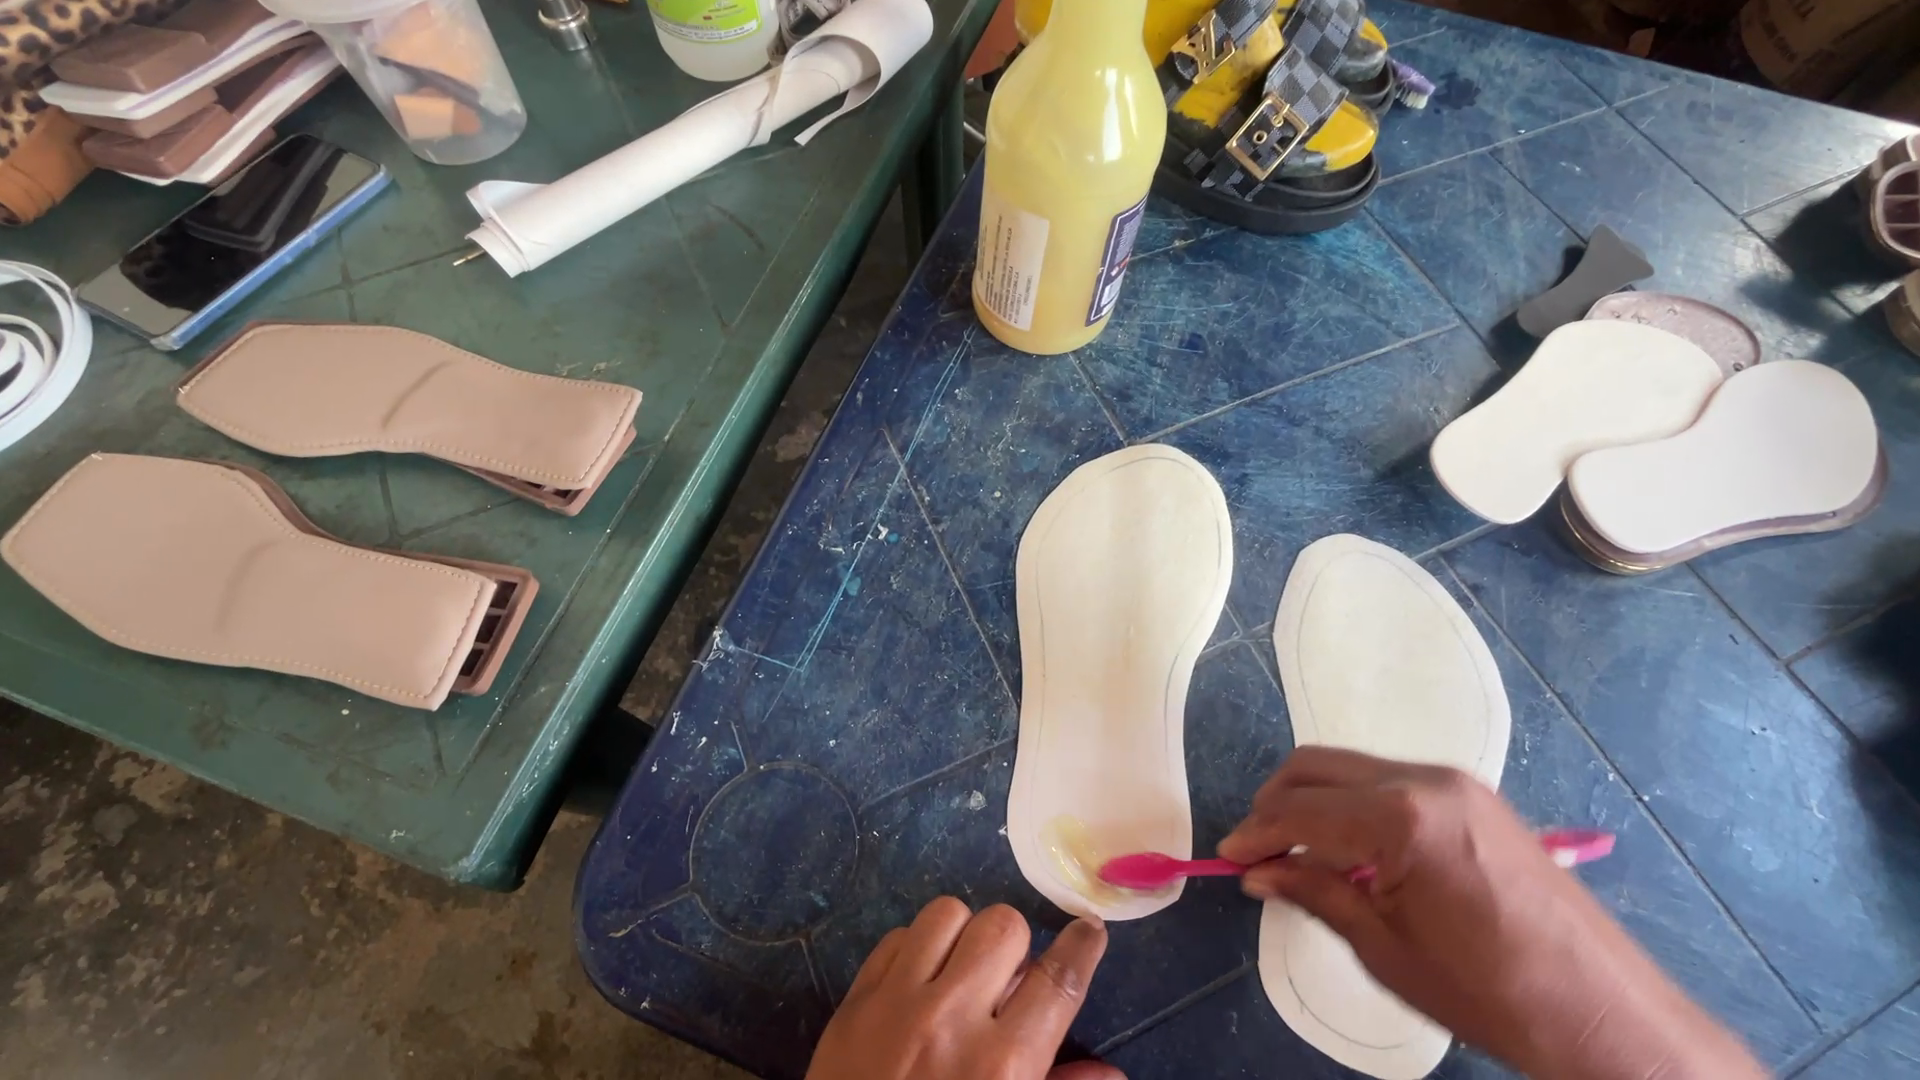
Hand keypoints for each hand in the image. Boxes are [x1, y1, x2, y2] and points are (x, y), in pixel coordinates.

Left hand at [805, 897, 1123, 1079]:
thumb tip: (1113, 1073)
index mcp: (1001, 1067)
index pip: (1057, 982)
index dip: (1081, 947)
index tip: (1089, 929)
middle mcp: (952, 1021)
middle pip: (1003, 928)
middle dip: (1016, 945)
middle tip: (1006, 977)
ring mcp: (897, 1003)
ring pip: (947, 914)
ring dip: (964, 935)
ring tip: (961, 969)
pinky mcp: (856, 998)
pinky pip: (898, 936)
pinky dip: (917, 949)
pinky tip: (919, 982)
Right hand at [1219, 747, 1765, 1079]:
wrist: (1606, 1015)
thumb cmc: (1487, 992)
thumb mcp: (1383, 947)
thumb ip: (1313, 892)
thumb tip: (1257, 871)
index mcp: (1400, 817)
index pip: (1298, 809)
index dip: (1254, 832)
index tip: (1227, 857)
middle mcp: (1424, 779)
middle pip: (1315, 766)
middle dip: (1275, 803)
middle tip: (1258, 851)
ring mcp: (1455, 781)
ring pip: (1350, 767)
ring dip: (1312, 799)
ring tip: (1299, 851)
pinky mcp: (1474, 794)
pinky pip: (1388, 779)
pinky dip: (1353, 802)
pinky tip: (1352, 847)